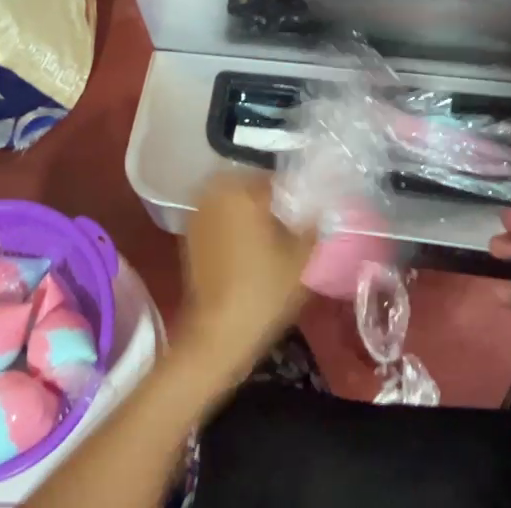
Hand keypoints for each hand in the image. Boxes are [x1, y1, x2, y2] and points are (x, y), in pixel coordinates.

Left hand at [179, 172, 318, 381]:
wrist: (218, 332)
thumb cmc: (264, 291)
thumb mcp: (302, 256)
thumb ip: (314, 222)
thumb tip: (322, 206)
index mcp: (242, 189)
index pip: (277, 178)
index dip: (297, 194)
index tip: (309, 212)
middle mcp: (215, 192)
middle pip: (253, 186)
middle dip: (271, 200)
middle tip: (292, 224)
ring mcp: (198, 211)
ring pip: (234, 201)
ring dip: (251, 212)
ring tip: (272, 237)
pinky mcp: (189, 233)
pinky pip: (219, 217)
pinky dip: (234, 225)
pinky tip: (249, 248)